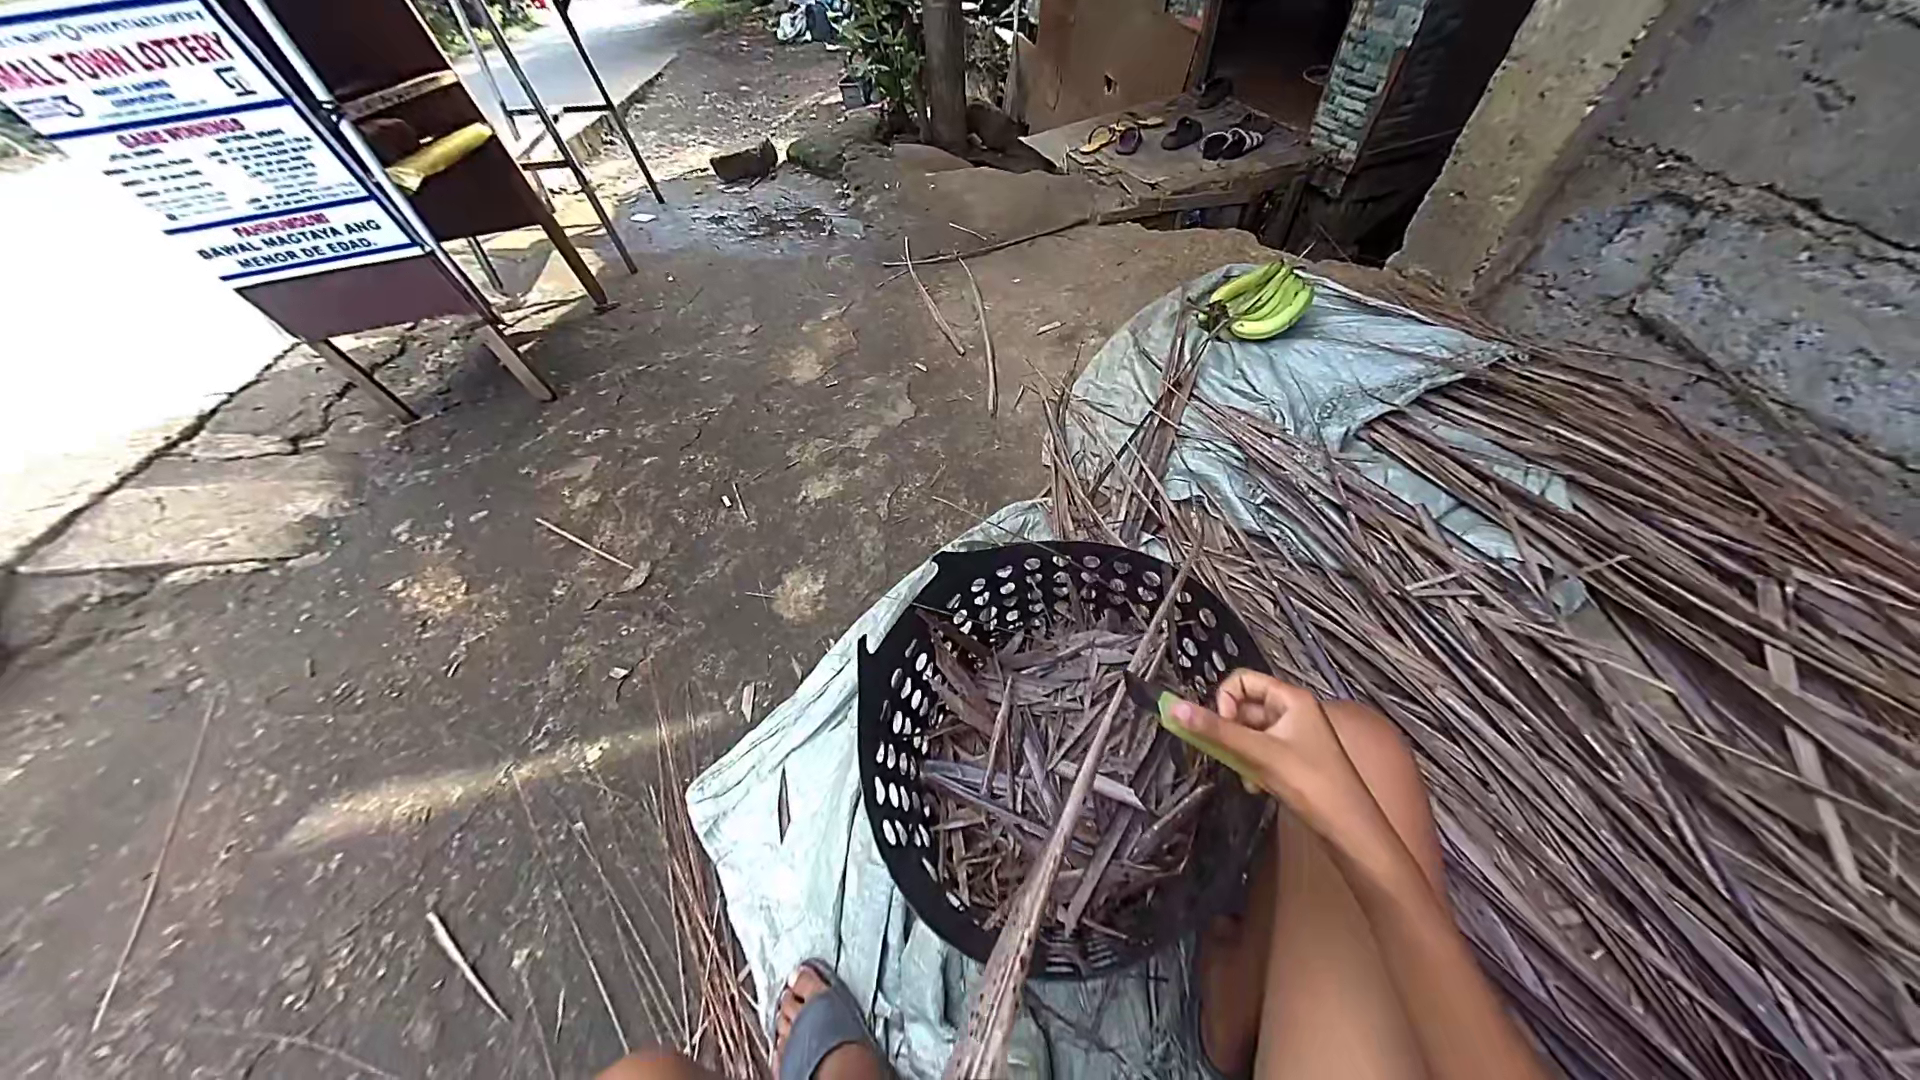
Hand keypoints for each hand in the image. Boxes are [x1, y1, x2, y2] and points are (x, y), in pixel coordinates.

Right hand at [1171, 671, 1379, 841]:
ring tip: (1244, 772)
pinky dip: (1251, 764)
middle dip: (1229, 729)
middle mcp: (1293, 712)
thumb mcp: (1258, 753)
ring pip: (1249, 731)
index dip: (1225, 699)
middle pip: (1243, 707)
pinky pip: (1259, 750)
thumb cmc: (1314, 785)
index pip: (1242, 680)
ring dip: (1238, 750)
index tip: (1222, 725)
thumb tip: (1175, 708)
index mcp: (1291, 699)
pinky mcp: (1293, 759)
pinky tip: (1255, 784)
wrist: (1351, 832)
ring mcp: (1294, 736)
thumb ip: (1214, 730)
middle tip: (1226, 751)